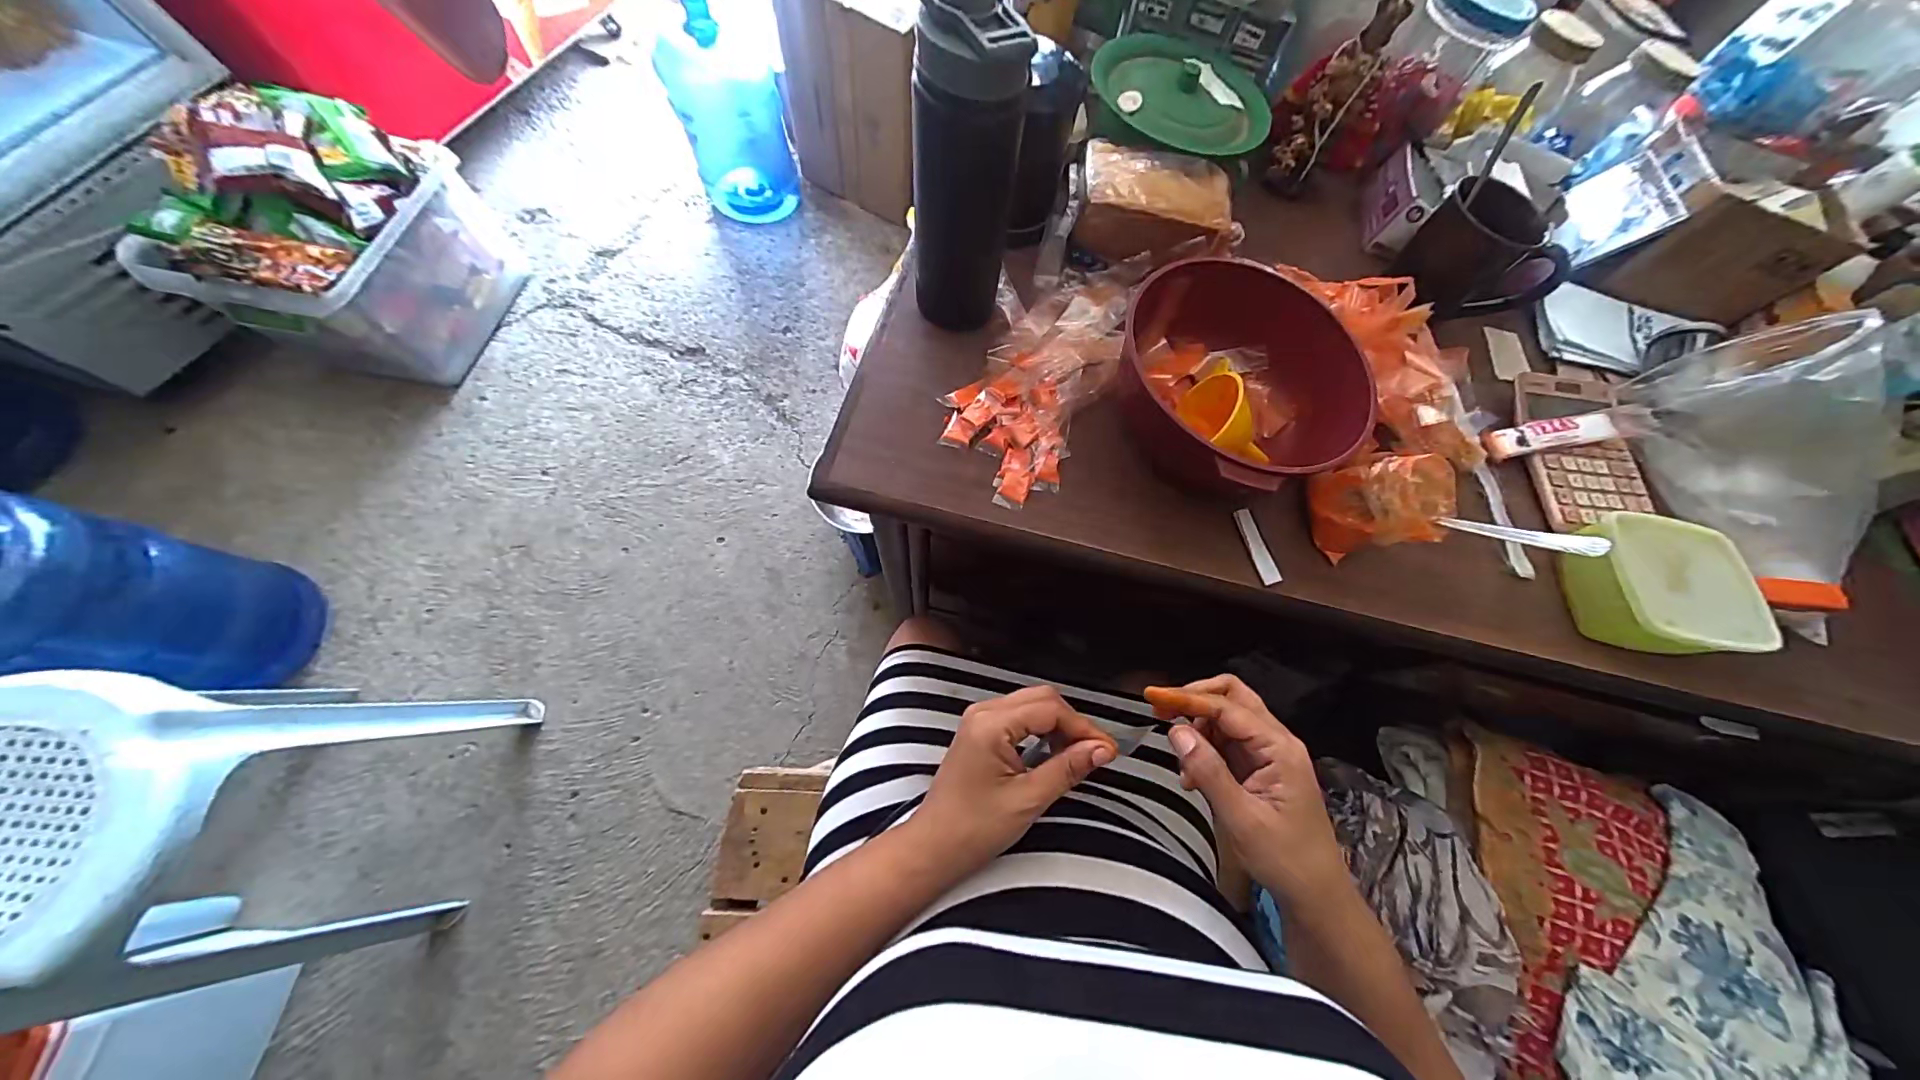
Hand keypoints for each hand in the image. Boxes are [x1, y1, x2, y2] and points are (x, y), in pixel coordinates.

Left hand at [909, 686, 1117, 877]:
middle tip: (1096, 753)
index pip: (1050, 709)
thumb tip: (1101, 750)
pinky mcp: (979, 732)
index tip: (1108, 751)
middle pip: (1042, 699)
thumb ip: (1067, 768)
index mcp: (991, 724)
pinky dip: (1041, 730)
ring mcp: (979, 721)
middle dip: (1073, 723)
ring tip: (1077, 756)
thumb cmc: (973, 828)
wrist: (934, 847)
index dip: (1084, 728)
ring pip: (1031, 705)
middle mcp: (983, 713)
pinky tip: (1053, 754)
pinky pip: (1018, 718)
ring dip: (1058, 726)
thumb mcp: (1028, 799)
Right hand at [1145, 676, 1349, 912]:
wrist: (1315, 893)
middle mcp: (1276, 742)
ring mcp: (1269, 754)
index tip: (1153, 696)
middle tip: (1161, 710)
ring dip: (1198, 728)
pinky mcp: (1260, 768)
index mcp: (1279, 749)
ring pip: (1227, 718)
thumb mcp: (1241, 818)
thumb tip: (1177, 732)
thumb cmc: (1285, 859)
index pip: (1227, 707)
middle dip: (1195, 698)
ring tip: (1182, 764)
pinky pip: (1226, 742)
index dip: (1188, 698)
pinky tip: (1193, 776)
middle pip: (1232, 697)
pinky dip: (1204, 748)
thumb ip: (1208, 771)